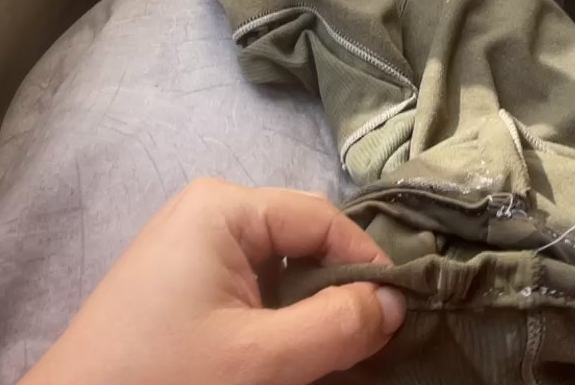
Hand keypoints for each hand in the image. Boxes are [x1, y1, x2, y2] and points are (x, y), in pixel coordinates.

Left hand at [19, 178, 404, 384]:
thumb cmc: (168, 378)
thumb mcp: (261, 359)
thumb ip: (336, 327)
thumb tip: (395, 300)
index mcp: (225, 206)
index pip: (319, 218)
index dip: (365, 261)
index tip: (405, 308)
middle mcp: (209, 208)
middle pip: (299, 237)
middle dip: (338, 286)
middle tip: (375, 337)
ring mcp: (192, 241)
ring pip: (277, 264)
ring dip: (310, 307)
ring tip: (338, 348)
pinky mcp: (181, 277)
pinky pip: (248, 283)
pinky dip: (278, 315)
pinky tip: (292, 351)